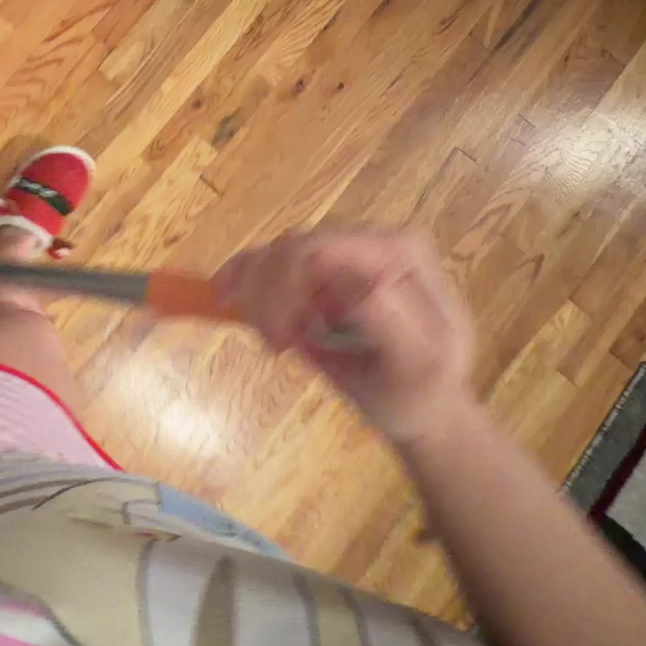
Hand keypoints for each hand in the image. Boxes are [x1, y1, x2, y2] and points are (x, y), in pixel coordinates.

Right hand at [217, 230, 475, 443]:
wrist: (419, 405)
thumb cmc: (421, 392)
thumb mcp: (419, 367)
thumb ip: (392, 321)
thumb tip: (361, 286)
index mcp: (397, 252)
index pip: (318, 247)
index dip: (284, 287)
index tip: (281, 341)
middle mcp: (367, 240)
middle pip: (289, 247)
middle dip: (267, 295)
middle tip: (275, 346)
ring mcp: (339, 251)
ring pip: (272, 253)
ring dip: (256, 296)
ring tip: (275, 341)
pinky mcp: (316, 267)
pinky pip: (265, 259)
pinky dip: (240, 276)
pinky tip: (225, 296)